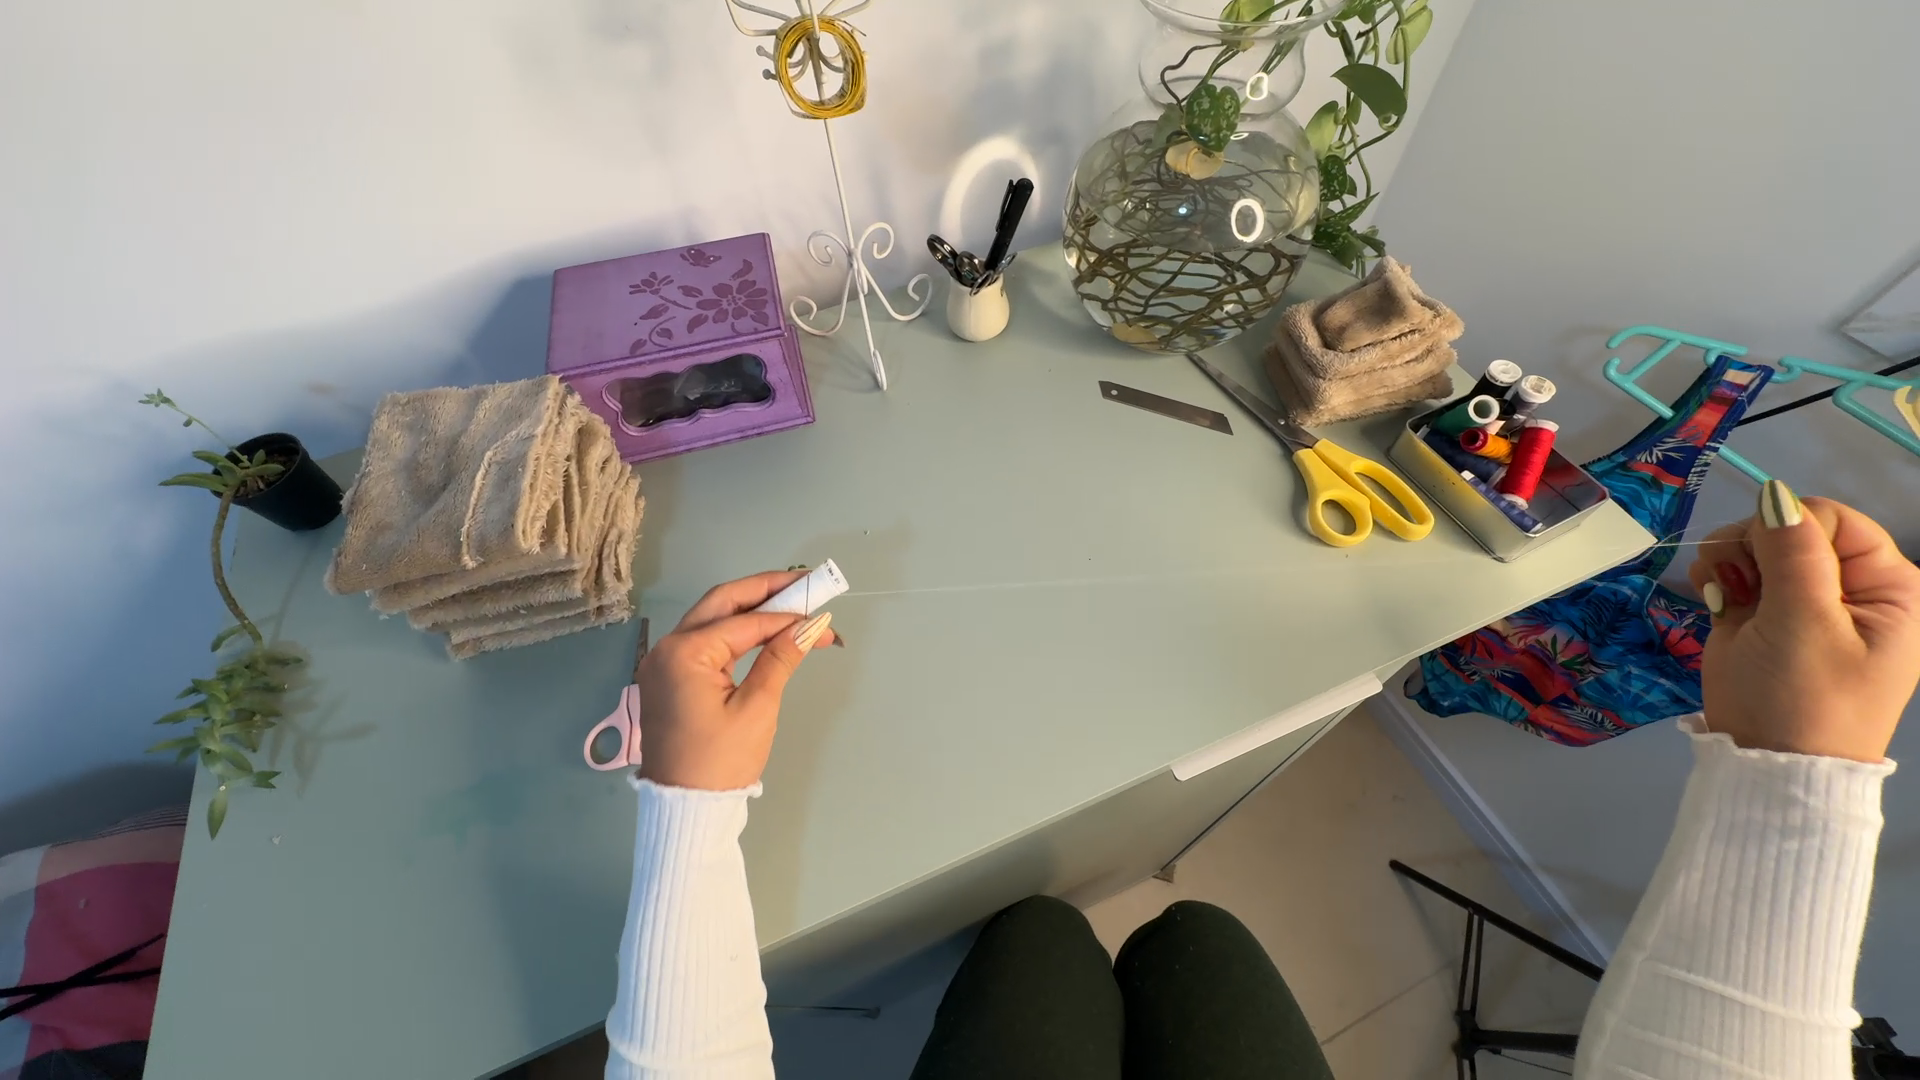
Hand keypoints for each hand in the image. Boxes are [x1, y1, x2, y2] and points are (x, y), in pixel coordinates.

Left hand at [635, 570, 838, 790]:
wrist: (684, 809)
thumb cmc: (721, 761)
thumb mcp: (757, 707)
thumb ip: (782, 658)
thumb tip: (812, 625)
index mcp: (685, 652)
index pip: (746, 621)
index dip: (789, 615)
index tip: (824, 615)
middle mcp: (668, 648)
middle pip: (722, 602)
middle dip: (765, 590)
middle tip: (805, 583)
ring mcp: (665, 662)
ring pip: (713, 618)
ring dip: (751, 608)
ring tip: (792, 602)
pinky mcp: (671, 677)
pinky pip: (706, 641)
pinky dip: (737, 632)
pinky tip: (764, 631)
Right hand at [1688, 482, 1919, 762]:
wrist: (1767, 755)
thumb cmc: (1801, 694)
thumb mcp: (1801, 623)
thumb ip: (1792, 554)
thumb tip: (1774, 494)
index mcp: (1889, 586)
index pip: (1829, 519)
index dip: (1782, 531)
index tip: (1757, 568)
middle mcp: (1849, 586)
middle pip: (1786, 528)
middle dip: (1748, 548)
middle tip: (1737, 586)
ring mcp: (1802, 599)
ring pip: (1751, 546)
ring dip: (1725, 563)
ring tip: (1724, 598)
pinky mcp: (1761, 610)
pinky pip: (1732, 571)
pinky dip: (1715, 580)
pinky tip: (1717, 603)